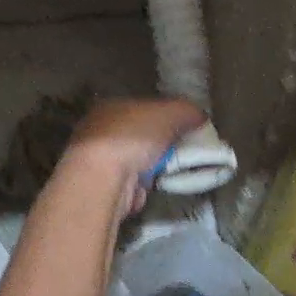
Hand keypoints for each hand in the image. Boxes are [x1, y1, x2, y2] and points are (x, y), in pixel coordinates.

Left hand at [58, 98, 207, 218]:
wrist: (103, 179)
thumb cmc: (134, 136)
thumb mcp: (171, 113)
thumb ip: (188, 111)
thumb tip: (199, 117)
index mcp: (111, 105)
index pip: (142, 108)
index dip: (165, 117)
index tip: (184, 130)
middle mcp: (98, 130)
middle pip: (138, 135)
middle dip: (158, 145)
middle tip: (182, 154)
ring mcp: (96, 159)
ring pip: (133, 161)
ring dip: (150, 169)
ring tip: (171, 173)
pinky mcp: (100, 186)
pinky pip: (128, 184)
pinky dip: (141, 188)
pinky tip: (152, 189)